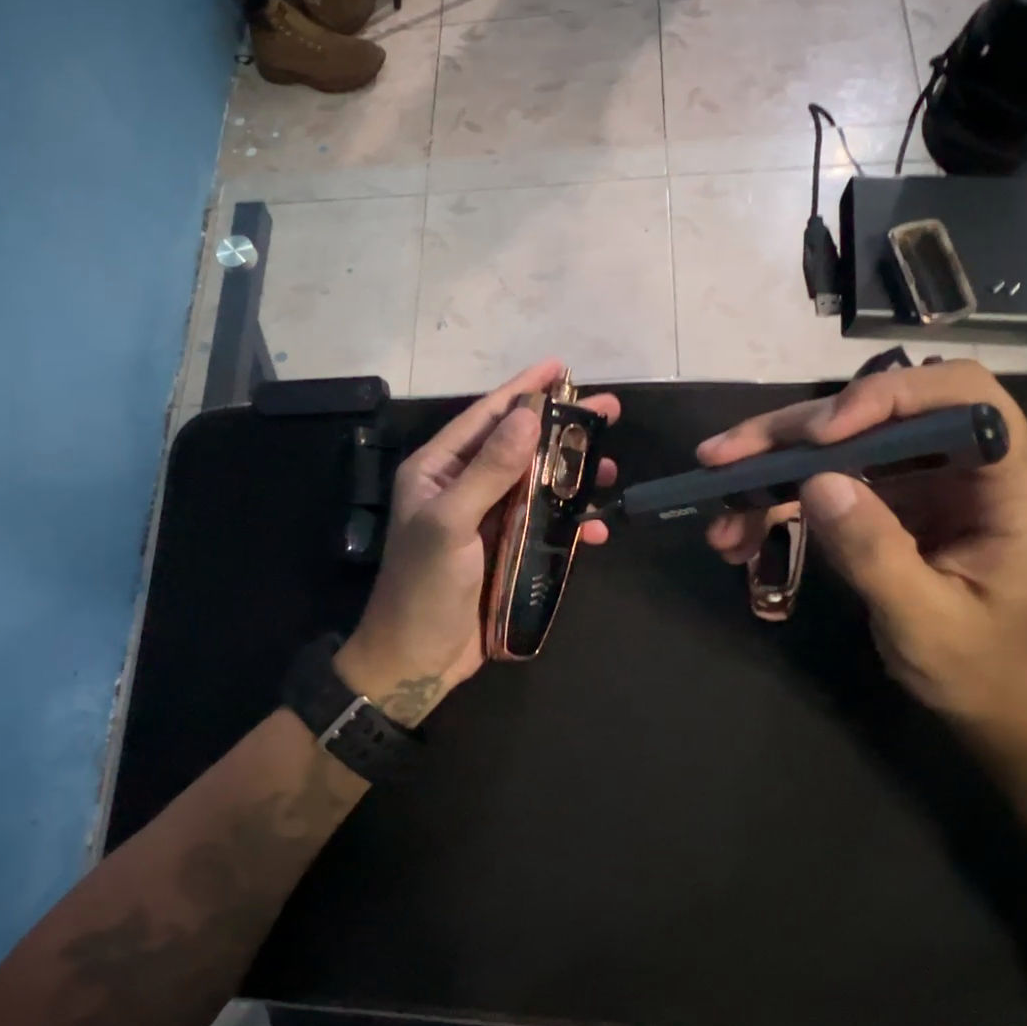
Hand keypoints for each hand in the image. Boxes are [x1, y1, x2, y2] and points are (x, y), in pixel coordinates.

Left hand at [336, 360, 619, 727]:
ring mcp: (485, 522)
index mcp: (437, 470)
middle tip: (609, 413)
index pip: (485, 418)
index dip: (524, 391)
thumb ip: (490, 470)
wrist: (416, 659)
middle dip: (561, 430)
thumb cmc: (424, 587)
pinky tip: (598, 527)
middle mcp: (461, 488)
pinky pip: (543, 527)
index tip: (561, 366)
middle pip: (517, 447)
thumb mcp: (451, 522)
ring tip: (610, 469)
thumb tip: (528, 414)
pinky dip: (570, 525)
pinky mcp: (504, 553)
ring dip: (571, 477)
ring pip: (536, 485)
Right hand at [697, 361, 1026, 747]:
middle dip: (795, 434)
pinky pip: (824, 483)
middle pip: (878, 415)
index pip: (959, 398)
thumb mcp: (926, 621)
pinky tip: (736, 534)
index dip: (886, 399)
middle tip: (723, 457)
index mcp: (1012, 484)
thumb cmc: (981, 668)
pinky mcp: (888, 502)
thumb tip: (816, 481)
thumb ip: (875, 552)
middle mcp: (967, 466)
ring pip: (840, 446)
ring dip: (772, 469)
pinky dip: (777, 504)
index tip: (819, 437)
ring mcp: (924, 482)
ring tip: (719, 508)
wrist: (993, 706)